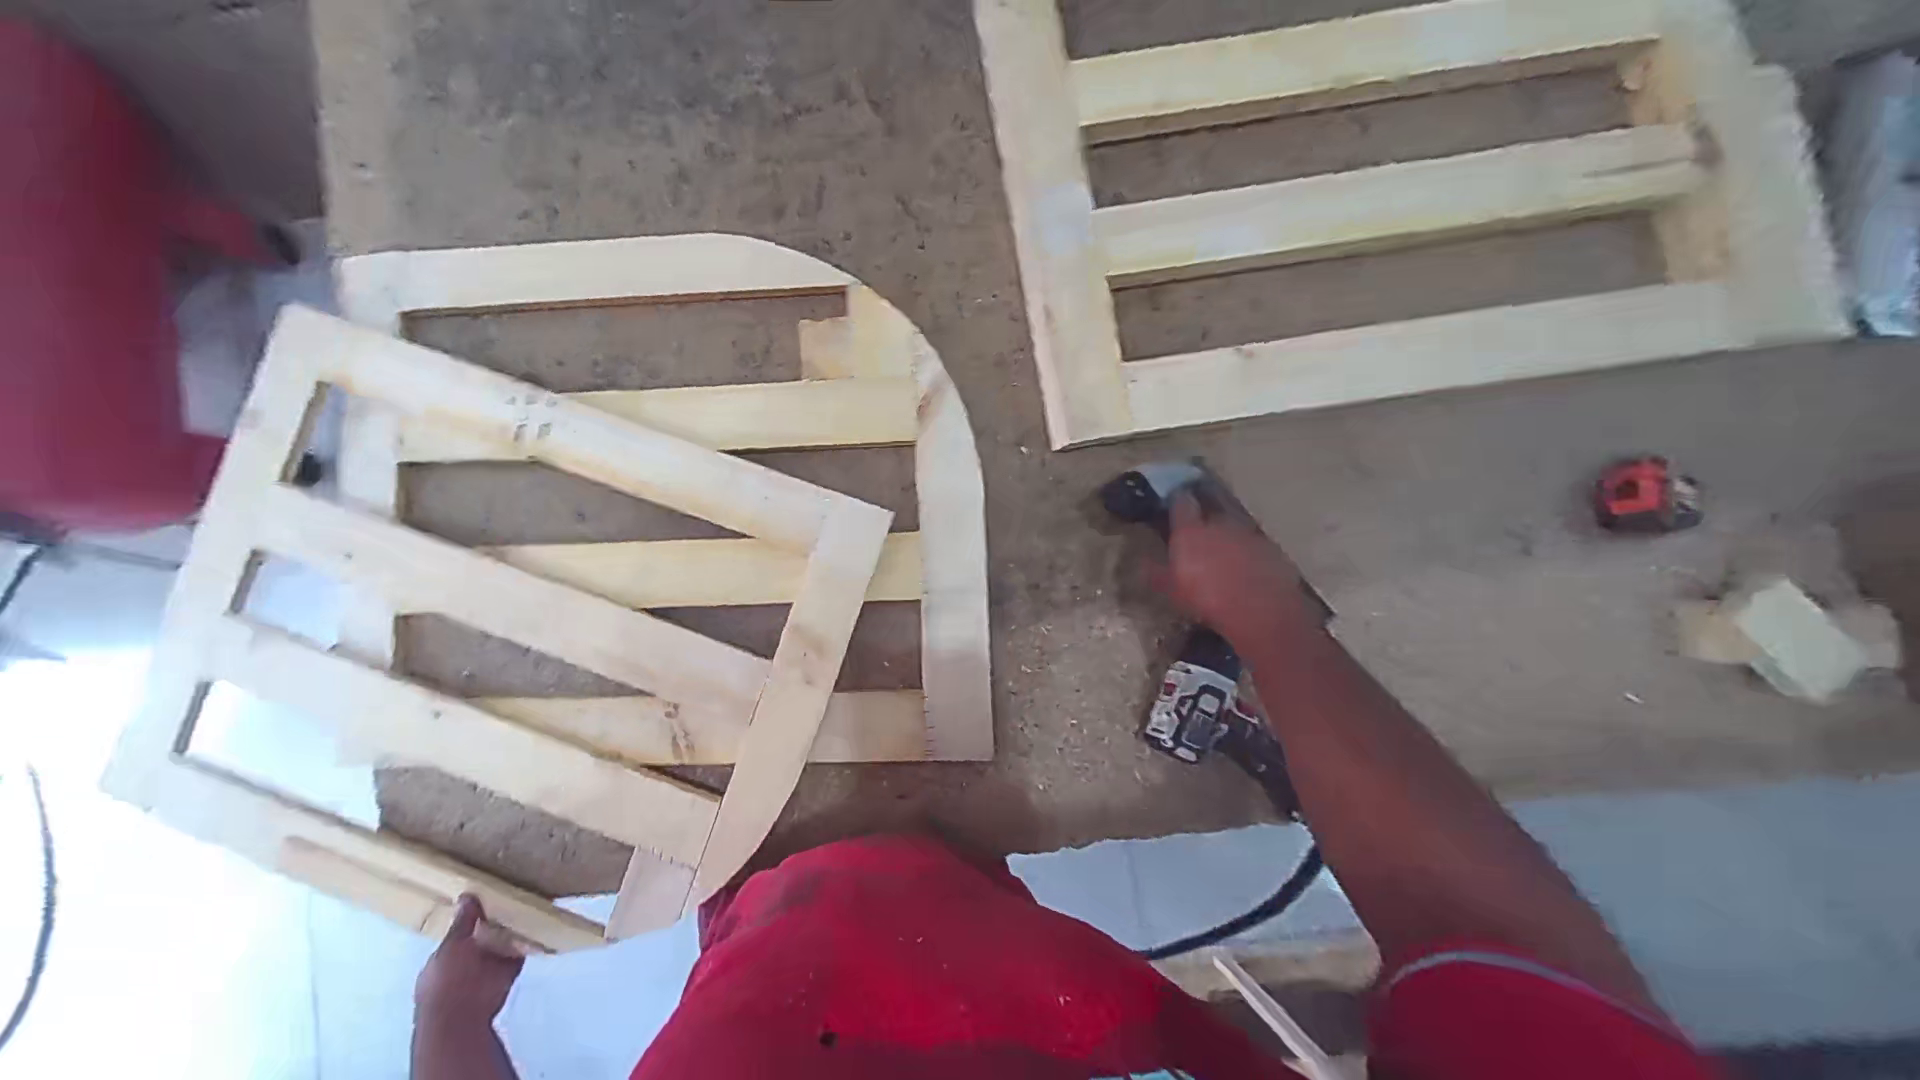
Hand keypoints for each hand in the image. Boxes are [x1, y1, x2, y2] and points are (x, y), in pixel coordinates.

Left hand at [415, 895, 525, 1029]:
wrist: (464, 1017)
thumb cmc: (447, 981)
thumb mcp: (451, 946)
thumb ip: (462, 922)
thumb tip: (466, 895)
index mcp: (443, 959)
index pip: (459, 934)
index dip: (471, 917)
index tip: (487, 897)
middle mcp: (465, 963)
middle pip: (483, 936)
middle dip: (496, 921)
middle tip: (513, 896)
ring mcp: (487, 968)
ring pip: (503, 942)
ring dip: (515, 928)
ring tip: (530, 902)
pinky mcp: (509, 970)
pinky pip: (522, 949)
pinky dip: (530, 937)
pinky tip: (539, 920)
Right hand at [1150, 486, 1320, 644]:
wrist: (1262, 611)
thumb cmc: (1207, 600)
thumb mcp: (1172, 591)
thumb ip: (1157, 572)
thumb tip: (1144, 561)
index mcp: (1191, 530)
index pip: (1181, 502)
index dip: (1177, 501)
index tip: (1173, 505)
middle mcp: (1219, 523)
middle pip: (1210, 511)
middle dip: (1204, 519)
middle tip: (1198, 535)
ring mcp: (1248, 533)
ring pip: (1233, 527)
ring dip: (1227, 536)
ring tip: (1224, 555)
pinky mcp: (1271, 547)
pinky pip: (1253, 544)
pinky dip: (1248, 551)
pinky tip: (1246, 569)